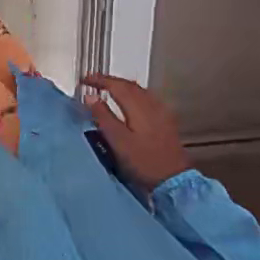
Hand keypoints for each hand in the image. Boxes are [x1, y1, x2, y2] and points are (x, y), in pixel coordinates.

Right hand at [83, 73, 190, 190]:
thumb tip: (90, 97)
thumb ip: (103, 117)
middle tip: (93, 82)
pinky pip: (146, 99)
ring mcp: (161, 113)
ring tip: (107, 90)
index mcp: (139, 107)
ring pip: (139, 91)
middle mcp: (152, 105)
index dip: (99, 80)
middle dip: (110, 81)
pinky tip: (128, 104)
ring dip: (122, 87)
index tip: (84, 80)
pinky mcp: (165, 121)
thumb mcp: (118, 141)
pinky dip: (133, 95)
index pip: (117, 85)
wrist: (174, 180)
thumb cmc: (144, 162)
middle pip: (130, 85)